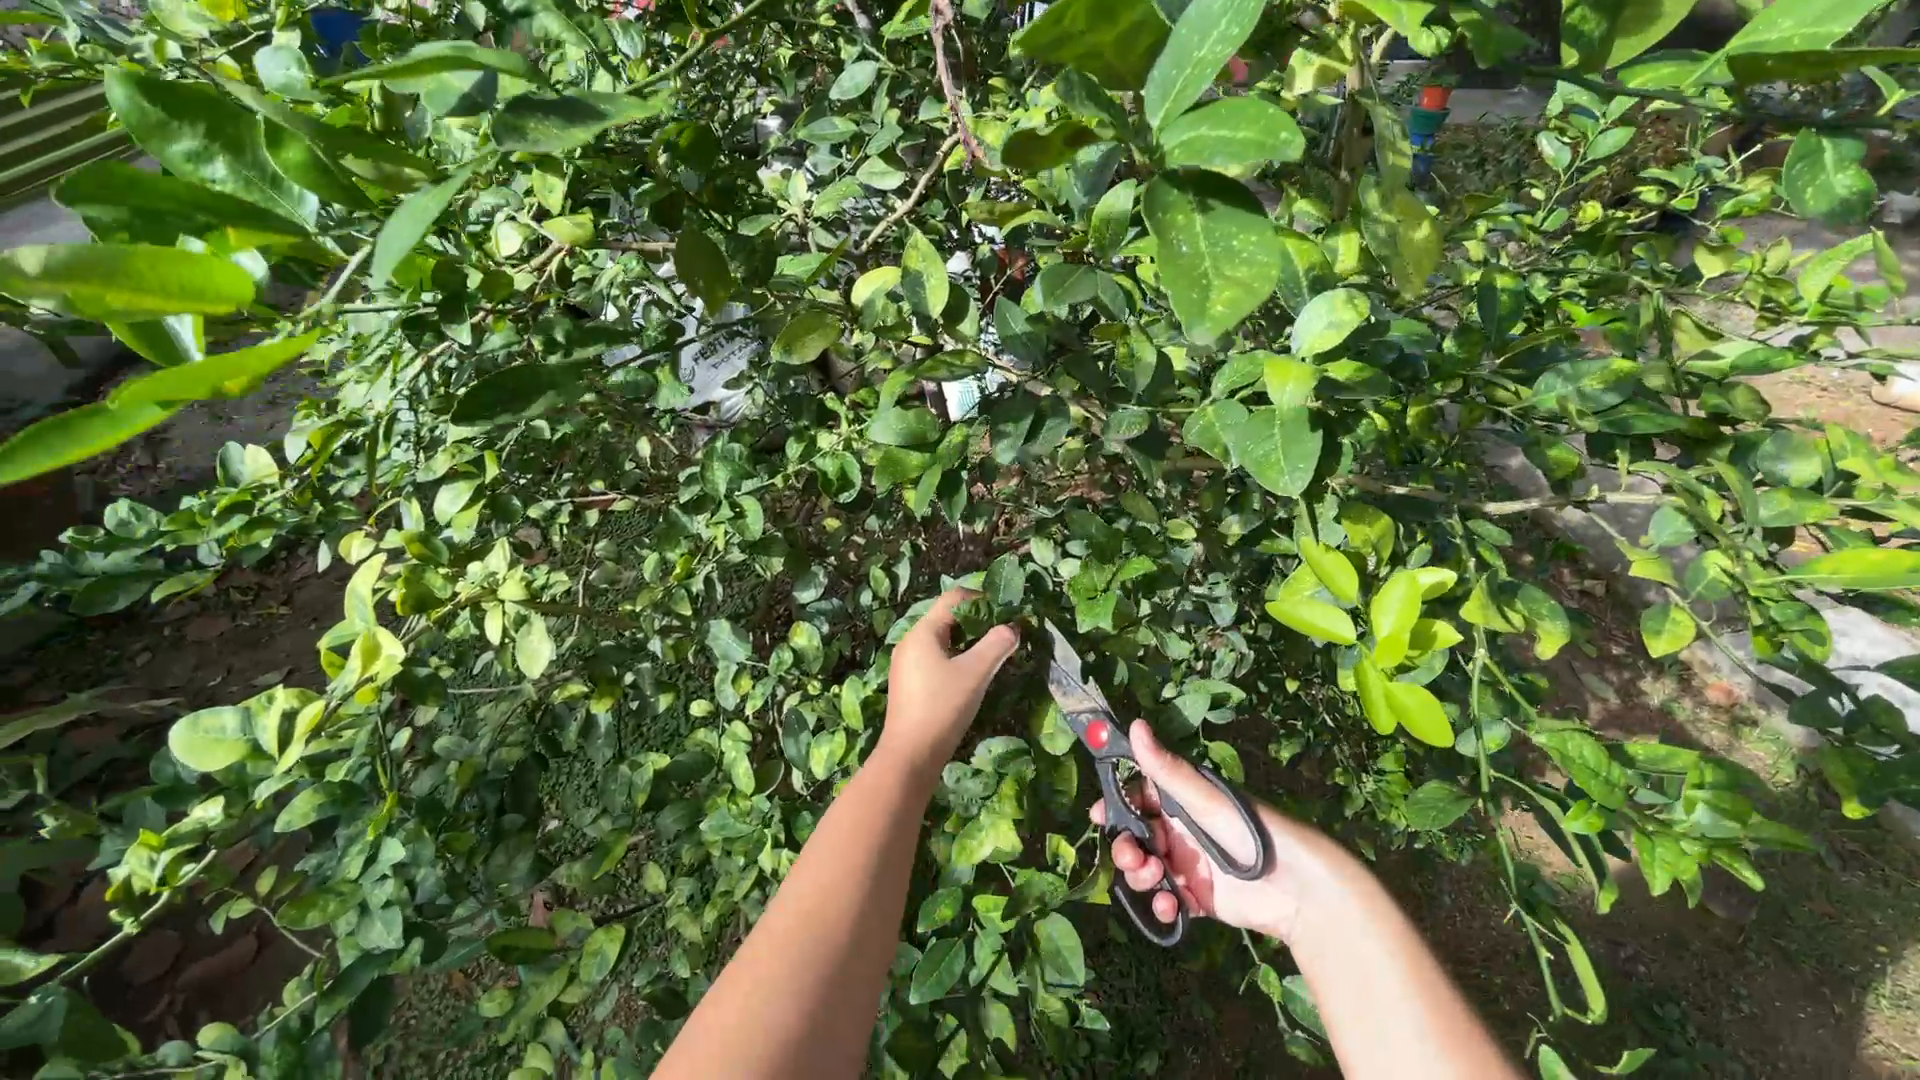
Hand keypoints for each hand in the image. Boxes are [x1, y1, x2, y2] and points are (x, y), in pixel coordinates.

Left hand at [880, 588, 1018, 773]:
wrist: (910, 754)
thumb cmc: (942, 707)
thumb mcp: (975, 673)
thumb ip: (996, 645)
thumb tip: (1013, 627)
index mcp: (922, 632)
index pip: (953, 599)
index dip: (981, 599)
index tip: (1006, 611)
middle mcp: (910, 642)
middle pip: (946, 618)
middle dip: (976, 621)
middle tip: (1003, 632)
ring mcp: (906, 664)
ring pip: (941, 640)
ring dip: (967, 641)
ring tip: (992, 652)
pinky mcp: (908, 683)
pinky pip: (934, 658)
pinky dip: (955, 657)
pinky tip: (970, 675)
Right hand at [1093, 720, 1344, 943]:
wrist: (1298, 888)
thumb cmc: (1250, 832)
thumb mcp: (1204, 800)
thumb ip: (1165, 770)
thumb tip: (1133, 724)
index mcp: (1182, 801)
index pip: (1137, 797)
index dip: (1115, 805)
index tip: (1098, 815)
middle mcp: (1181, 830)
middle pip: (1135, 836)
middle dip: (1125, 847)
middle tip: (1131, 857)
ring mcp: (1187, 865)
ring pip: (1146, 868)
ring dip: (1140, 875)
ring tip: (1154, 879)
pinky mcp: (1197, 898)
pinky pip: (1166, 899)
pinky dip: (1162, 903)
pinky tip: (1170, 905)